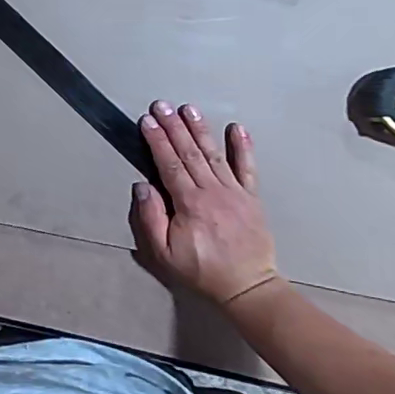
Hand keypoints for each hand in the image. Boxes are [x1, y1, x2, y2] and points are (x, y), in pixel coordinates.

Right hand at [129, 101, 281, 308]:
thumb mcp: (164, 254)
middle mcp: (213, 192)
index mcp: (190, 204)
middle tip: (161, 105)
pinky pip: (247, 168)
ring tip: (188, 109)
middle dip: (174, 127)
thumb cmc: (201, 271)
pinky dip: (243, 147)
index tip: (147, 120)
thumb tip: (143, 186)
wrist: (248, 288)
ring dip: (200, 130)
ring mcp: (235, 193)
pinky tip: (237, 128)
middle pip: (190, 153)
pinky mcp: (251, 198)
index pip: (169, 164)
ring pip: (214, 154)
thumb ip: (151, 218)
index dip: (157, 140)